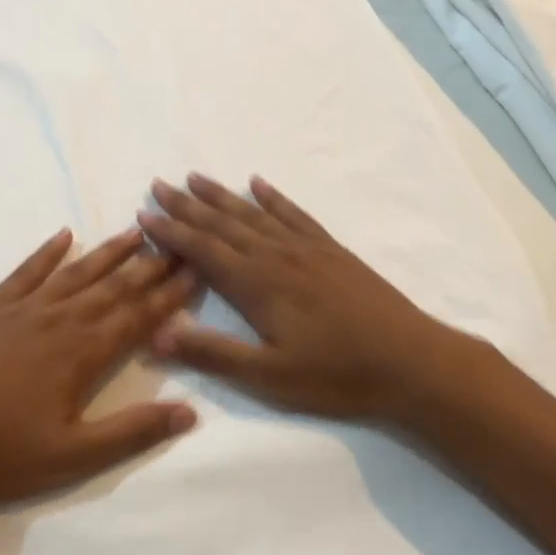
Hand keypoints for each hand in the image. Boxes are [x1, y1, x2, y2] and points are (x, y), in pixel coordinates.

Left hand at [0, 227, 198, 510]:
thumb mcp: (74, 456)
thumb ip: (132, 432)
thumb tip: (190, 412)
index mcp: (81, 353)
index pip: (137, 316)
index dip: (170, 295)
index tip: (197, 270)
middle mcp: (56, 321)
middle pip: (112, 287)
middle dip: (149, 266)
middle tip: (178, 241)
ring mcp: (19, 311)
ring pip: (73, 273)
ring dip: (106, 253)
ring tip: (134, 231)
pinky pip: (24, 273)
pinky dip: (45, 253)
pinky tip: (62, 237)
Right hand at [138, 174, 489, 420]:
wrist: (412, 362)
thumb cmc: (337, 376)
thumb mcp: (269, 376)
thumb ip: (213, 353)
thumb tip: (156, 332)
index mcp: (258, 286)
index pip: (203, 250)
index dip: (171, 232)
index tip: (143, 214)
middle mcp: (278, 257)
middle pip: (224, 224)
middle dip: (188, 205)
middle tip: (159, 184)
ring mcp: (308, 250)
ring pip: (255, 214)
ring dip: (223, 196)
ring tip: (196, 178)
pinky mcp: (333, 252)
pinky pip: (296, 215)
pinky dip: (275, 198)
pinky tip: (261, 184)